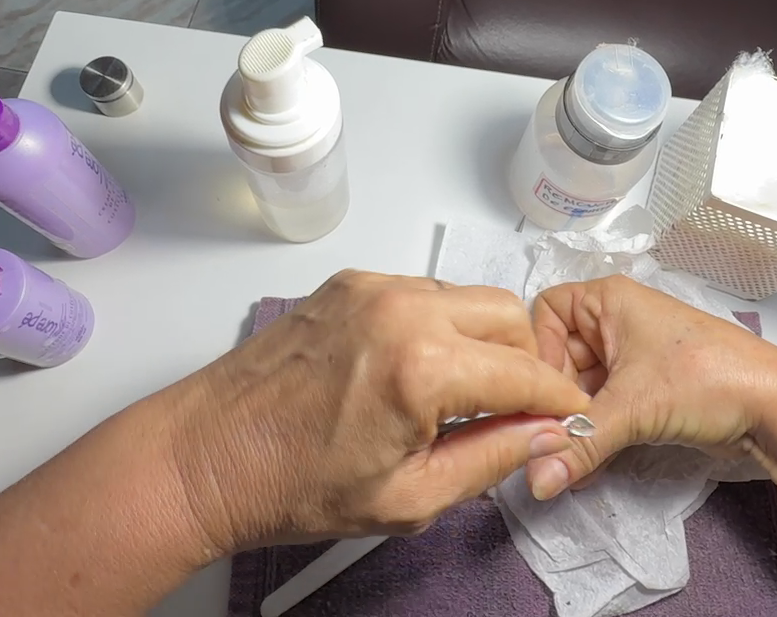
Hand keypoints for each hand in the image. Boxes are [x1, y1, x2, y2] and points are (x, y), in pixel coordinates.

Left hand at [168, 270, 590, 552]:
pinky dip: (436, 322)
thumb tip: (545, 433)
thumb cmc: (295, 485)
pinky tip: (412, 364)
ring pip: (466, 296)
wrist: (209, 453)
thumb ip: (493, 457)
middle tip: (511, 406)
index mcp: (422, 366)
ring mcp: (375, 286)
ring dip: (480, 337)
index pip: (525, 371)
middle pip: (508, 314)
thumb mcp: (410, 496)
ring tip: (455, 388)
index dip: (557, 397)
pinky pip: (421, 291)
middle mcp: (404, 307)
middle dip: (524, 360)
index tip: (567, 412)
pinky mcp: (352, 280)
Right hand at [525, 275, 776, 499]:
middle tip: (546, 436)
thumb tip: (537, 481)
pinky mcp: (644, 387)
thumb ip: (579, 442)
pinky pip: (602, 404)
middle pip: (560, 354)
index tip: (539, 395)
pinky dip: (593, 429)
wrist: (773, 407)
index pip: (545, 314)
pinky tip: (583, 462)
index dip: (537, 352)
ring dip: (572, 420)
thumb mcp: (633, 407)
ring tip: (563, 455)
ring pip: (580, 383)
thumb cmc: (703, 378)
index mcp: (608, 299)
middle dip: (554, 396)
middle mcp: (614, 321)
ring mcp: (630, 355)